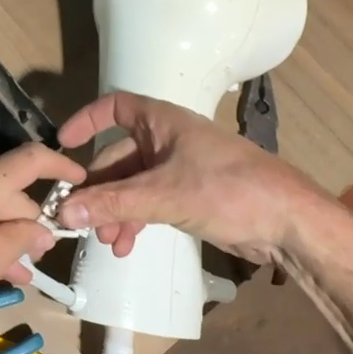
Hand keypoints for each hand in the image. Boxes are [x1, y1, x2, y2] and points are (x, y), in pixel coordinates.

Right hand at [55, 92, 331, 264]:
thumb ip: (112, 204)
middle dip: (98, 188)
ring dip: (114, 211)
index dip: (87, 121)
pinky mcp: (188, 197)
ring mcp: (177, 170)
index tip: (63, 144)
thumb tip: (63, 212)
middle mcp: (166, 140)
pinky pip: (147, 204)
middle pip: (117, 157)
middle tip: (77, 216)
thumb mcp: (164, 195)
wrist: (289, 223)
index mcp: (162, 122)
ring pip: (131, 186)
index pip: (114, 107)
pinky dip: (133, 221)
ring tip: (105, 240)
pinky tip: (124, 246)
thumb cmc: (229, 189)